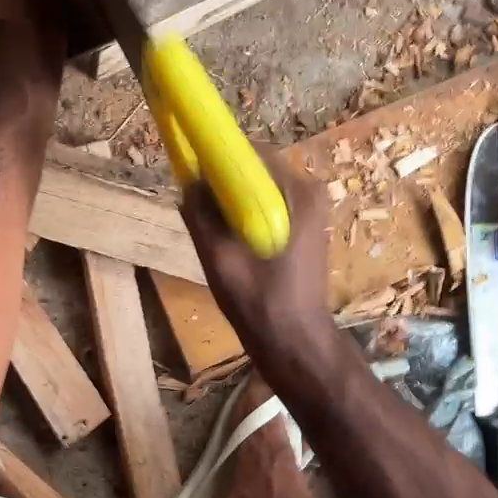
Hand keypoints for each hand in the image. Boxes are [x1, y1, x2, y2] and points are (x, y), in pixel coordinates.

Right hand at [180, 149, 337, 361]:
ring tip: (209, 225)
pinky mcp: (303, 228)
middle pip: (256, 169)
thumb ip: (201, 216)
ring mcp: (309, 211)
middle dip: (223, 180)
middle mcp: (309, 192)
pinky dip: (244, 214)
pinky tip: (227, 239)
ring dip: (231, 200)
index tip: (191, 166)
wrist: (296, 345)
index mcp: (297, 193)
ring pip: (258, 189)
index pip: (253, 153)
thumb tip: (188, 183)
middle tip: (197, 203)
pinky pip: (266, 206)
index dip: (218, 156)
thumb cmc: (261, 303)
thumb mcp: (220, 259)